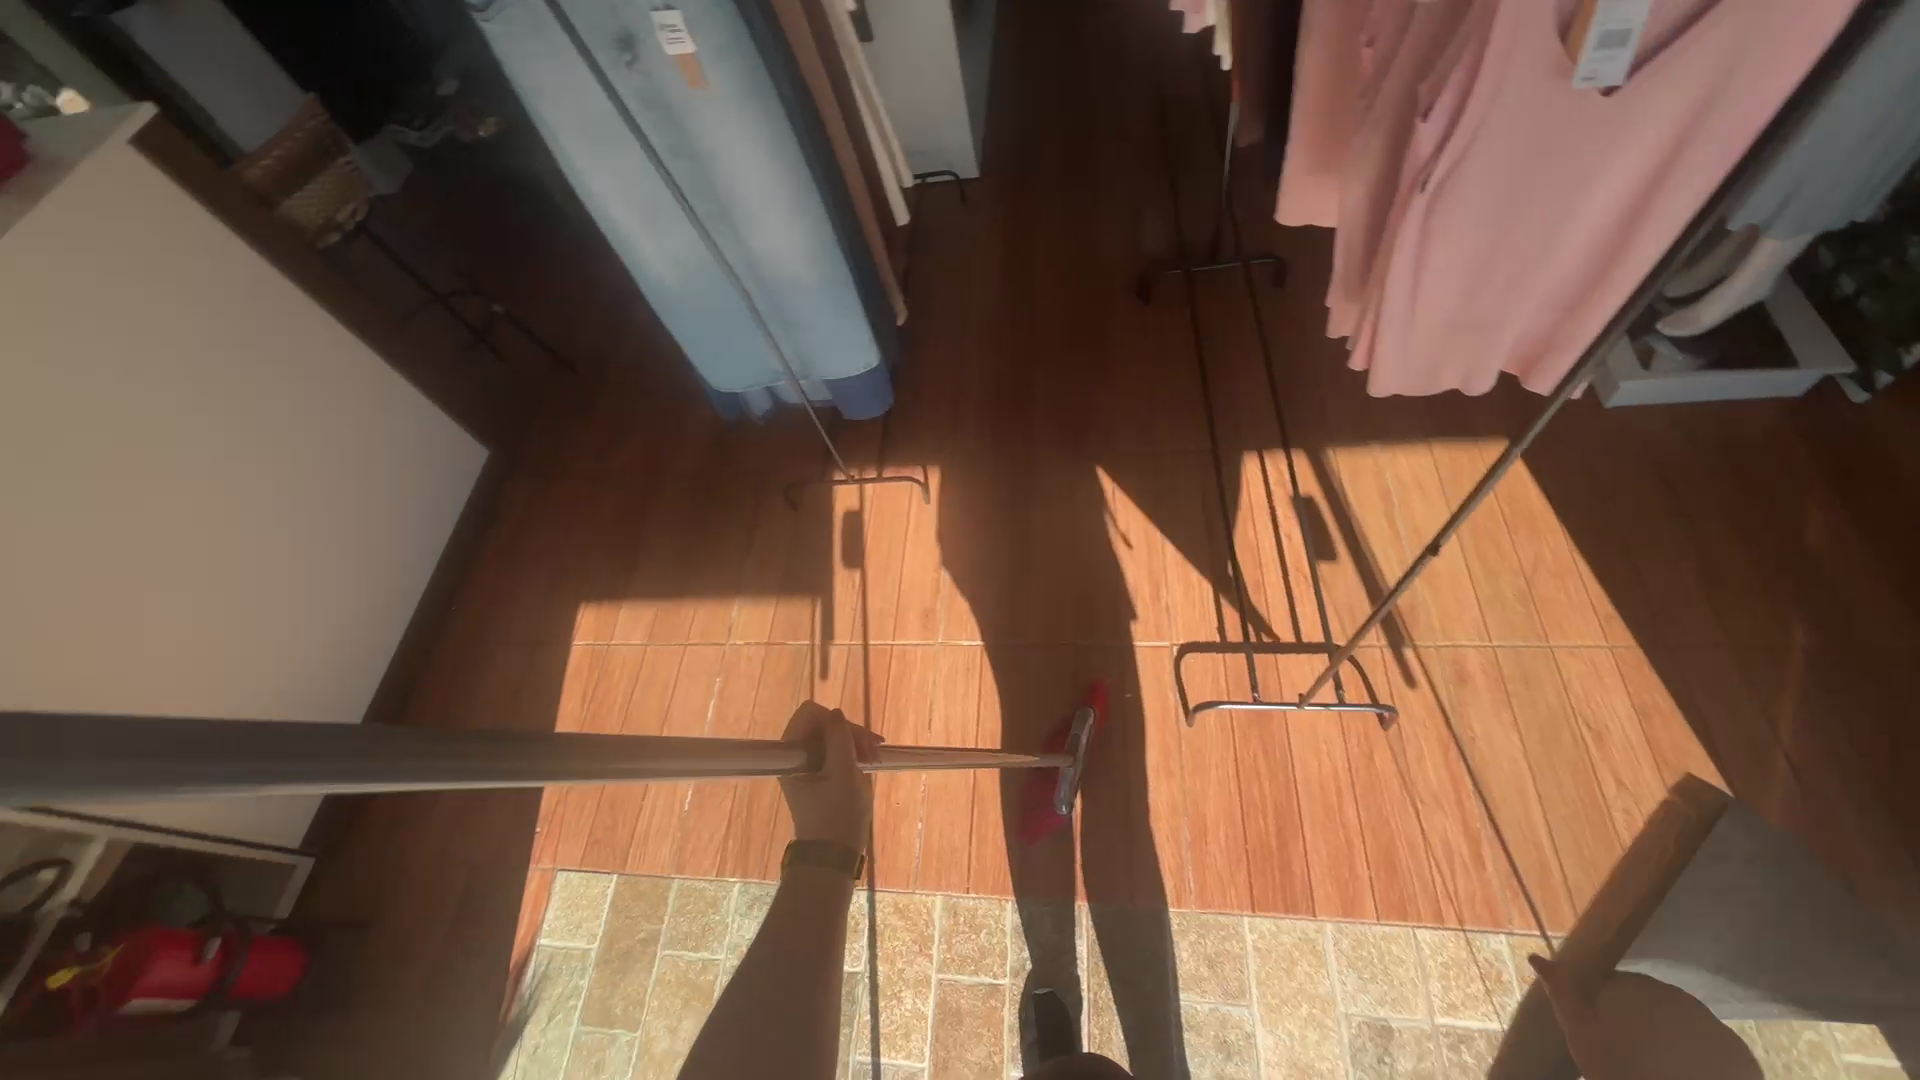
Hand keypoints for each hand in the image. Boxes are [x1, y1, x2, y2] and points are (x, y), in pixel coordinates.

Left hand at [779, 702, 883, 851]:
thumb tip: (835, 713)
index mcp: (791, 754)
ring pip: (832, 737)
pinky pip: (834, 752)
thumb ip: (839, 739)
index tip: (857, 739)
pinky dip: (852, 754)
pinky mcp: (817, 775)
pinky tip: (869, 763)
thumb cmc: (837, 815)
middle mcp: (794, 755)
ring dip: (855, 743)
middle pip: (823, 725)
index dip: (835, 721)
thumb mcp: (843, 774)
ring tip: (874, 760)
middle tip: (874, 752)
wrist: (834, 855)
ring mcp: (805, 765)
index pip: (810, 715)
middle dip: (850, 733)